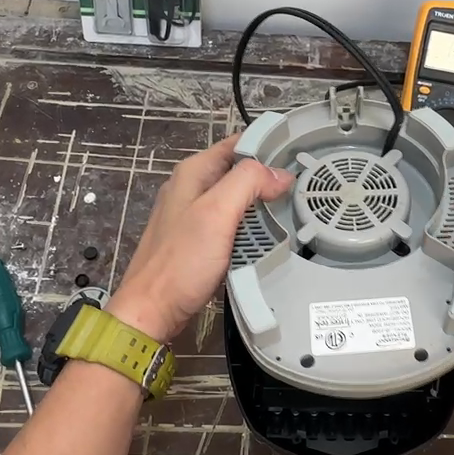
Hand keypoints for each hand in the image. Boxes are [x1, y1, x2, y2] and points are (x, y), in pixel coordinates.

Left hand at [110, 133, 294, 342]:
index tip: (298, 153)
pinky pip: (233, 222)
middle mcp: (192, 188)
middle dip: (269, 175)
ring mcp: (194, 214)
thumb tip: (280, 174)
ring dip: (262, 202)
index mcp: (193, 173)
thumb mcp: (217, 213)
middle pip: (239, 170)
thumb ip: (248, 183)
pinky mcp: (199, 240)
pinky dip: (252, 225)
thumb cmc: (181, 262)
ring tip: (292, 208)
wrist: (151, 312)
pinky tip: (269, 235)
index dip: (268, 143)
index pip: (238, 143)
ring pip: (238, 197)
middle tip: (302, 185)